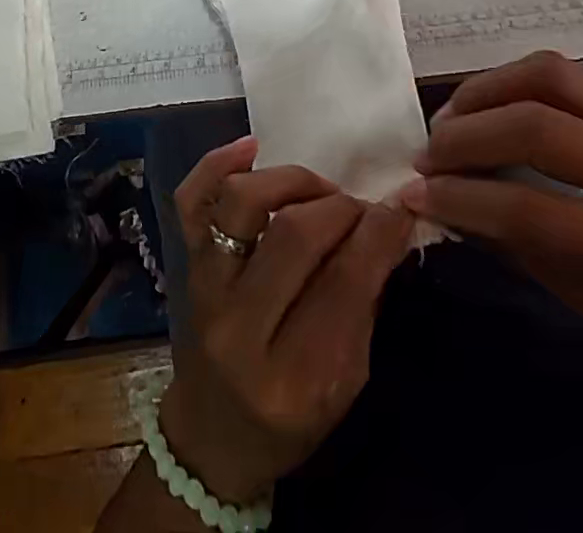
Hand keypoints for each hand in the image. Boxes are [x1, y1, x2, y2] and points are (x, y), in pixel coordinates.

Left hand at [161, 136, 415, 502]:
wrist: (211, 433)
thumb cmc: (288, 420)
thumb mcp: (347, 381)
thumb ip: (365, 303)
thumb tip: (388, 225)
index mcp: (293, 376)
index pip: (344, 283)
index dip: (379, 233)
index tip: (400, 207)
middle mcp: (239, 327)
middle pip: (295, 236)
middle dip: (342, 208)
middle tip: (363, 207)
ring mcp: (202, 289)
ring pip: (241, 205)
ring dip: (291, 182)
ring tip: (319, 191)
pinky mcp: (182, 264)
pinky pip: (191, 200)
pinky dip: (217, 164)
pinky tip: (252, 149)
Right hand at [399, 51, 582, 391]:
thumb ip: (520, 247)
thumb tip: (440, 201)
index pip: (539, 210)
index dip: (464, 198)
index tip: (413, 195)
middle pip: (543, 128)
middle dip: (466, 138)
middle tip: (425, 158)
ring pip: (553, 79)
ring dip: (484, 94)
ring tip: (447, 123)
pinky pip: (566, 78)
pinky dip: (509, 85)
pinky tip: (484, 110)